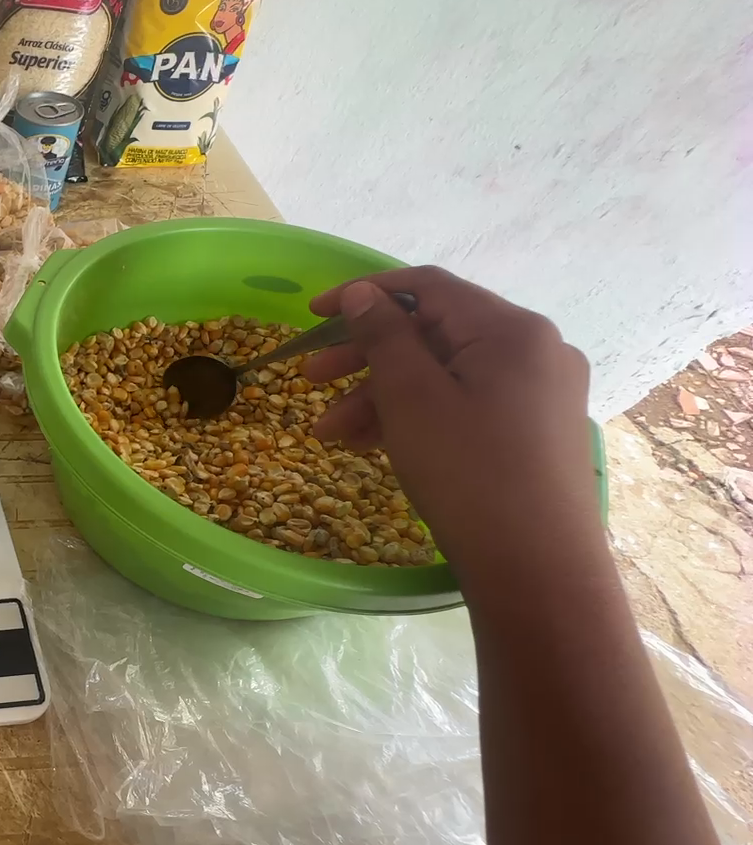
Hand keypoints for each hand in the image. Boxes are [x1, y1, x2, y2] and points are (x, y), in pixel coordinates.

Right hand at [302, 267, 600, 571]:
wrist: (532, 558)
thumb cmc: (464, 465)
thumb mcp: (409, 394)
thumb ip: (384, 335)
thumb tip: (363, 292)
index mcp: (509, 330)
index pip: (428, 287)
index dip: (364, 293)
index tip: (311, 314)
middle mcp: (532, 349)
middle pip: (431, 332)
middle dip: (364, 353)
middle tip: (309, 378)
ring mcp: (535, 389)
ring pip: (439, 372)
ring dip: (377, 393)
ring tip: (331, 430)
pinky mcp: (528, 425)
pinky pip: (458, 400)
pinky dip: (410, 413)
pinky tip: (368, 442)